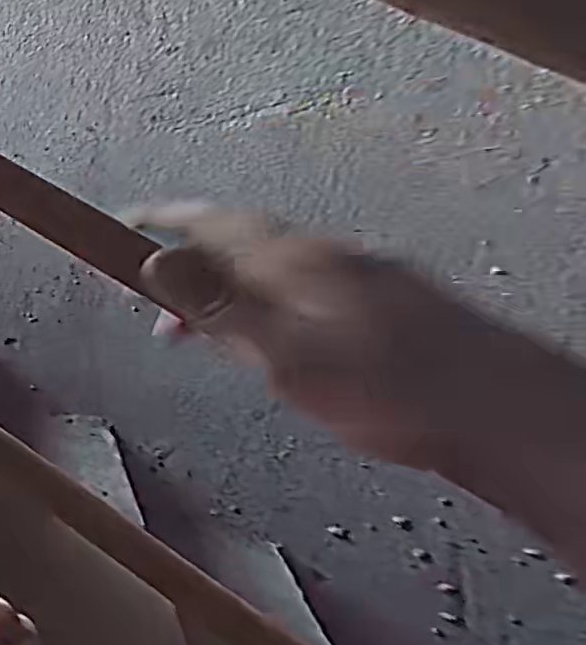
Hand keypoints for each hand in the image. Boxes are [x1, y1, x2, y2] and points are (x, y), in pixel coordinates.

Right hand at [127, 203, 526, 469]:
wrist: (519, 426)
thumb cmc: (400, 392)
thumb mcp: (277, 350)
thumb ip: (213, 305)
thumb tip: (158, 263)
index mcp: (299, 262)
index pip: (213, 221)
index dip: (161, 219)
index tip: (125, 224)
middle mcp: (331, 259)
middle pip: (236, 247)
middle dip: (183, 270)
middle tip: (149, 300)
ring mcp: (361, 279)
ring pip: (265, 272)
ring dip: (219, 294)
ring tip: (195, 332)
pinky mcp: (381, 304)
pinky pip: (296, 290)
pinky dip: (257, 306)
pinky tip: (257, 340)